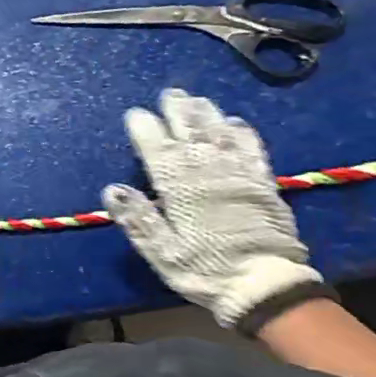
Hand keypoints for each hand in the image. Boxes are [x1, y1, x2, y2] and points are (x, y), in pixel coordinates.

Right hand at [103, 88, 331, 333]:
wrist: (264, 283)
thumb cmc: (203, 269)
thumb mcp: (160, 251)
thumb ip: (138, 219)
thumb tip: (111, 189)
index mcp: (182, 191)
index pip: (159, 152)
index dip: (146, 131)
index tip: (135, 114)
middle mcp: (211, 175)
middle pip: (193, 135)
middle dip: (179, 112)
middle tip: (170, 93)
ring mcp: (240, 177)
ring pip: (221, 136)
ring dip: (207, 115)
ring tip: (196, 99)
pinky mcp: (263, 184)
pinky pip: (252, 150)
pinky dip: (242, 133)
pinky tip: (234, 123)